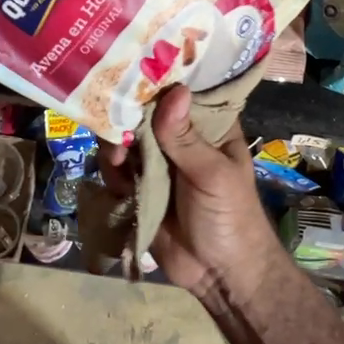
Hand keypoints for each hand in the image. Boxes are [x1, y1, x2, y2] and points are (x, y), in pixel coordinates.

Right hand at [100, 85, 289, 307]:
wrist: (220, 277)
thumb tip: (174, 91)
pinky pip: (117, 170)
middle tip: (116, 123)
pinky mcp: (140, 188)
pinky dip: (112, 171)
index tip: (134, 67)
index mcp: (208, 127)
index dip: (159, 79)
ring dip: (117, 145)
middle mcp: (180, 138)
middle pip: (146, 112)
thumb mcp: (213, 174)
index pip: (182, 91)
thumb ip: (186, 137)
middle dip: (128, 115)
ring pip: (127, 139)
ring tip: (117, 159)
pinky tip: (116, 180)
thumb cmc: (231, 217)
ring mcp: (159, 164)